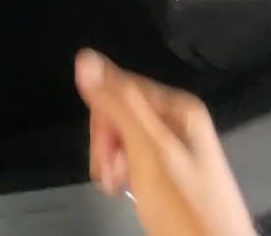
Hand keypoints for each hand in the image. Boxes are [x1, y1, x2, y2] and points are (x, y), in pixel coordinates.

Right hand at [75, 49, 255, 235]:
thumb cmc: (186, 212)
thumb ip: (118, 103)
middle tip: (112, 175)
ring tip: (116, 187)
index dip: (102, 117)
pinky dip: (123, 171)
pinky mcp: (171, 172)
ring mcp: (176, 148)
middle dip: (108, 142)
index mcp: (178, 108)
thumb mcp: (149, 153)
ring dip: (112, 159)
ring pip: (123, 134)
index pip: (117, 87)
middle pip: (119, 110)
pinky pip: (134, 155)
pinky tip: (126, 188)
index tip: (105, 151)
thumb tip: (85, 58)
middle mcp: (178, 121)